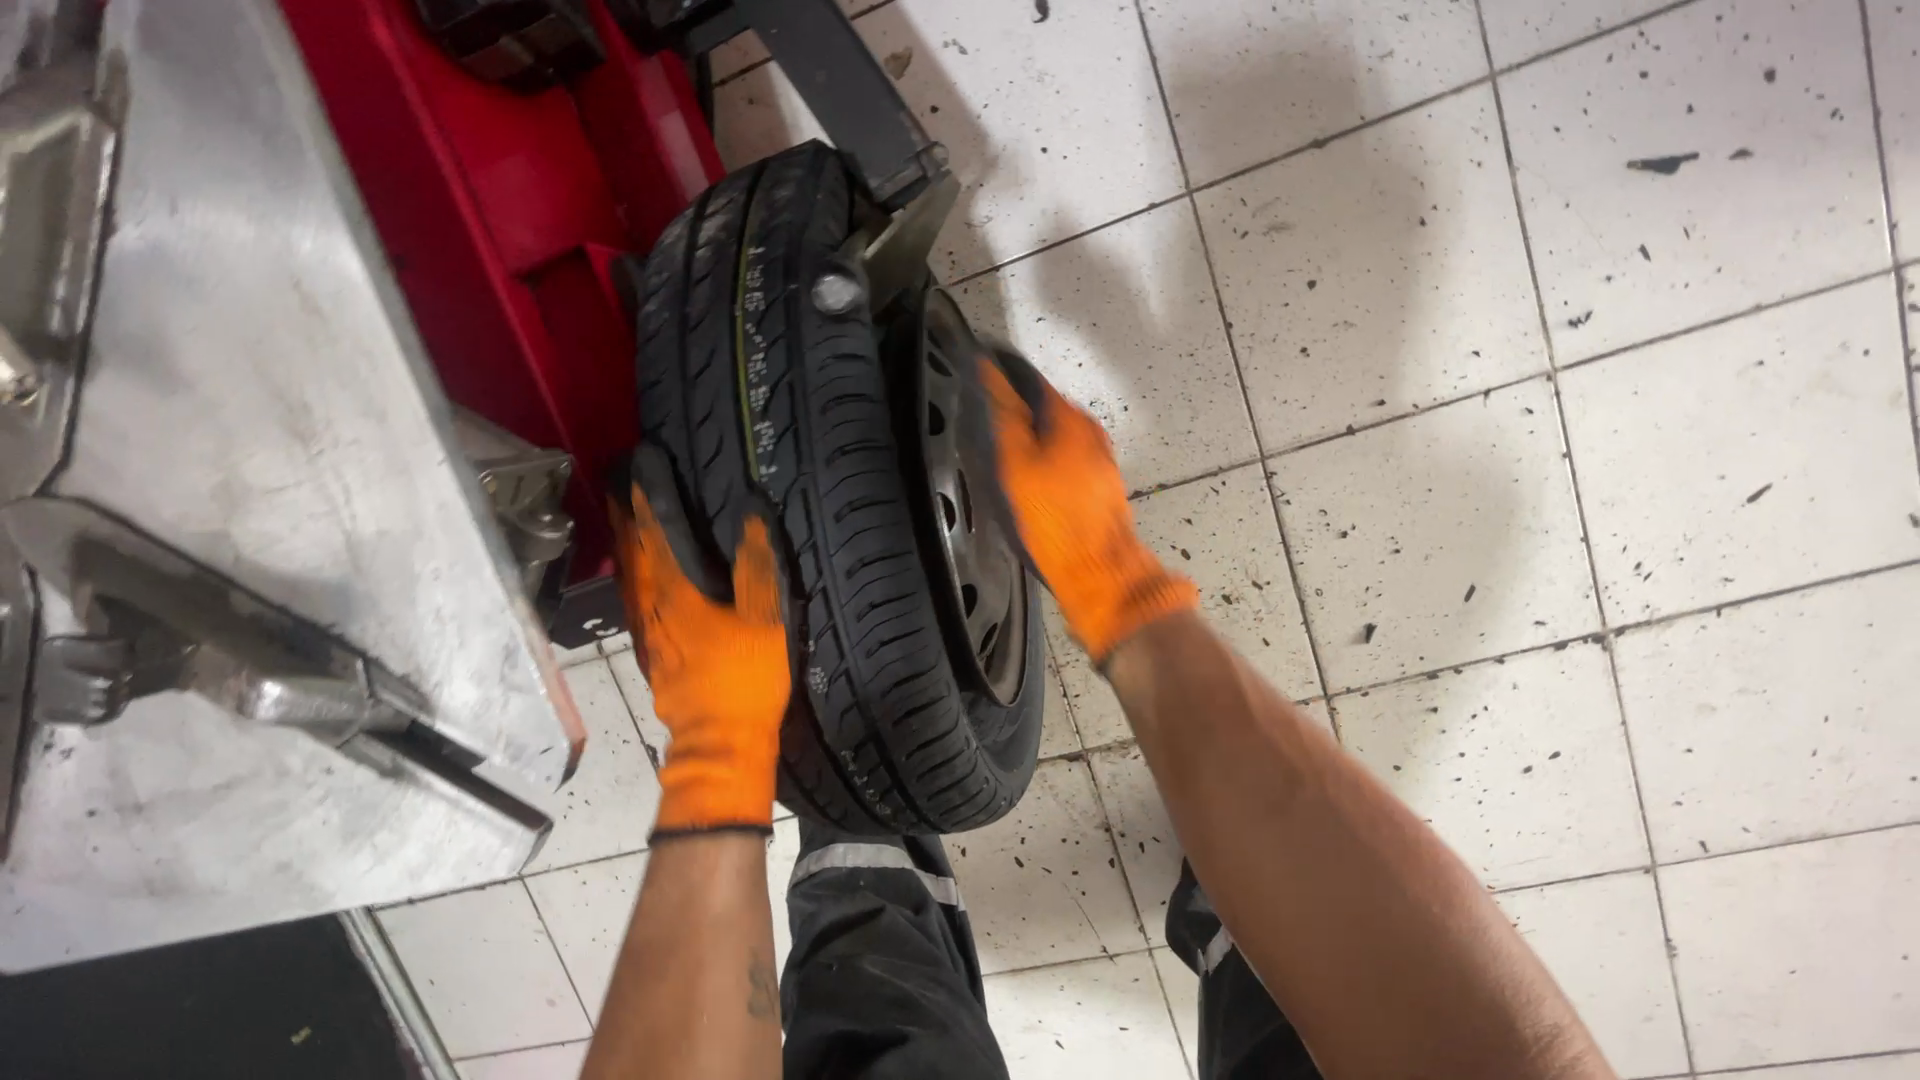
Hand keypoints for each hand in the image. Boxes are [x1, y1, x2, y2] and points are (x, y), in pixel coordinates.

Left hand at [606, 444, 789, 833]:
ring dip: (625, 537)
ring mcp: (648, 630)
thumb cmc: (745, 680)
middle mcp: (651, 605)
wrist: (720, 744)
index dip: (652, 490)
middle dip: (625, 509)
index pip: (658, 527)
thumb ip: (756, 564)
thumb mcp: (765, 618)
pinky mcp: (653, 650)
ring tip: (622, 510)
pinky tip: (638, 571)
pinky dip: (632, 570)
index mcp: (677, 590)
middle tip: (618, 475)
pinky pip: (636, 596)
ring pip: (629, 572)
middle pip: (632, 546)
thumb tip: (750, 510)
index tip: (644, 456)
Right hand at [976, 346, 1197, 662]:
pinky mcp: (1103, 483)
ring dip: (1036, 436)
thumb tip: (989, 373)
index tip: (979, 377)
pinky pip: (1069, 456)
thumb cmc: (1055, 519)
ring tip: (1006, 451)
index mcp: (1070, 418)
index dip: (1004, 377)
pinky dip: (1049, 458)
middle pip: (1048, 407)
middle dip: (1021, 409)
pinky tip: (1033, 476)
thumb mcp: (1018, 466)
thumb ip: (1006, 416)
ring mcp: (1101, 457)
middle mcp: (1091, 430)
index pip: (1032, 381)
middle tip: (988, 419)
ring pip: (1060, 433)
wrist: (1100, 570)